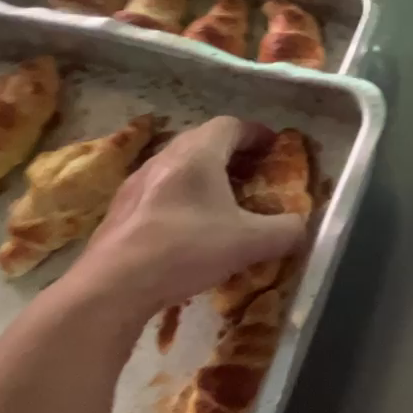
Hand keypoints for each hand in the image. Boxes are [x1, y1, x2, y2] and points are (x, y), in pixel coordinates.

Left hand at [65, 116, 303, 317]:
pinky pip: (160, 189)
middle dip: (232, 152)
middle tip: (253, 172)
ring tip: (224, 199)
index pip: (230, 125)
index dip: (256, 133)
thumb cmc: (186, 251)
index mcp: (197, 155)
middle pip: (203, 140)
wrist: (112, 287)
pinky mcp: (120, 210)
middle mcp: (164, 159)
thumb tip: (300, 227)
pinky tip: (190, 227)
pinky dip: (182, 195)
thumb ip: (286, 231)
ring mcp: (136, 183)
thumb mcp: (251, 243)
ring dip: (205, 174)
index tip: (274, 148)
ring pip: (178, 165)